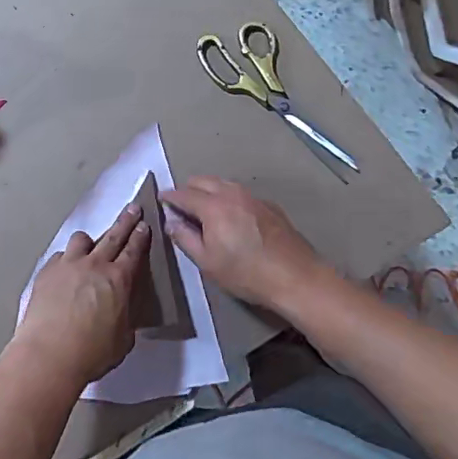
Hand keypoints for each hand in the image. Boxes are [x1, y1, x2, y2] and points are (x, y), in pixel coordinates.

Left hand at [10, 203, 150, 388]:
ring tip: (90, 246)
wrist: (49, 354)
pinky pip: (60, 257)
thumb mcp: (123, 338)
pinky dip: (66, 260)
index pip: (134, 251)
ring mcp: (68, 265)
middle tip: (132, 208)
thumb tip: (121, 308)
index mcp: (119, 280)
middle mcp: (95, 265)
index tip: (144, 224)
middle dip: (125, 221)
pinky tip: (65, 270)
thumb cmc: (92, 353)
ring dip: (90, 241)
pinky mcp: (47, 271)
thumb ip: (125, 315)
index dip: (140, 236)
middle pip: (113, 235)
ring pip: (82, 240)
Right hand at [162, 177, 333, 309]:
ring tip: (205, 210)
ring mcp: (253, 197)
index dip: (169, 196)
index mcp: (213, 206)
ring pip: (223, 184)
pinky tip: (233, 217)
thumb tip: (171, 222)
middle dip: (188, 190)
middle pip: (202, 180)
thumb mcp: (208, 262)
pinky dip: (229, 198)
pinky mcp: (270, 205)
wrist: (296, 278)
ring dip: (209, 191)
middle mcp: (232, 194)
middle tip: (181, 207)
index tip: (161, 199)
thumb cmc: (247, 274)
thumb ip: (185, 238)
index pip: (183, 194)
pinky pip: (241, 194)